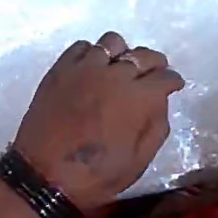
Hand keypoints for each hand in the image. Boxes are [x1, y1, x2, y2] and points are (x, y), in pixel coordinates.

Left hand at [11, 32, 184, 210]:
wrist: (44, 175)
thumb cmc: (97, 174)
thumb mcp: (140, 159)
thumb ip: (156, 126)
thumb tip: (160, 102)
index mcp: (139, 97)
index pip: (165, 76)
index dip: (172, 81)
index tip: (173, 86)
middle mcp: (115, 74)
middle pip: (143, 55)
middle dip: (154, 63)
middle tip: (153, 73)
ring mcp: (85, 68)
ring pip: (112, 42)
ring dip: (122, 53)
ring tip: (119, 67)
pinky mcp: (61, 69)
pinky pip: (81, 47)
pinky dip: (91, 53)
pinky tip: (92, 68)